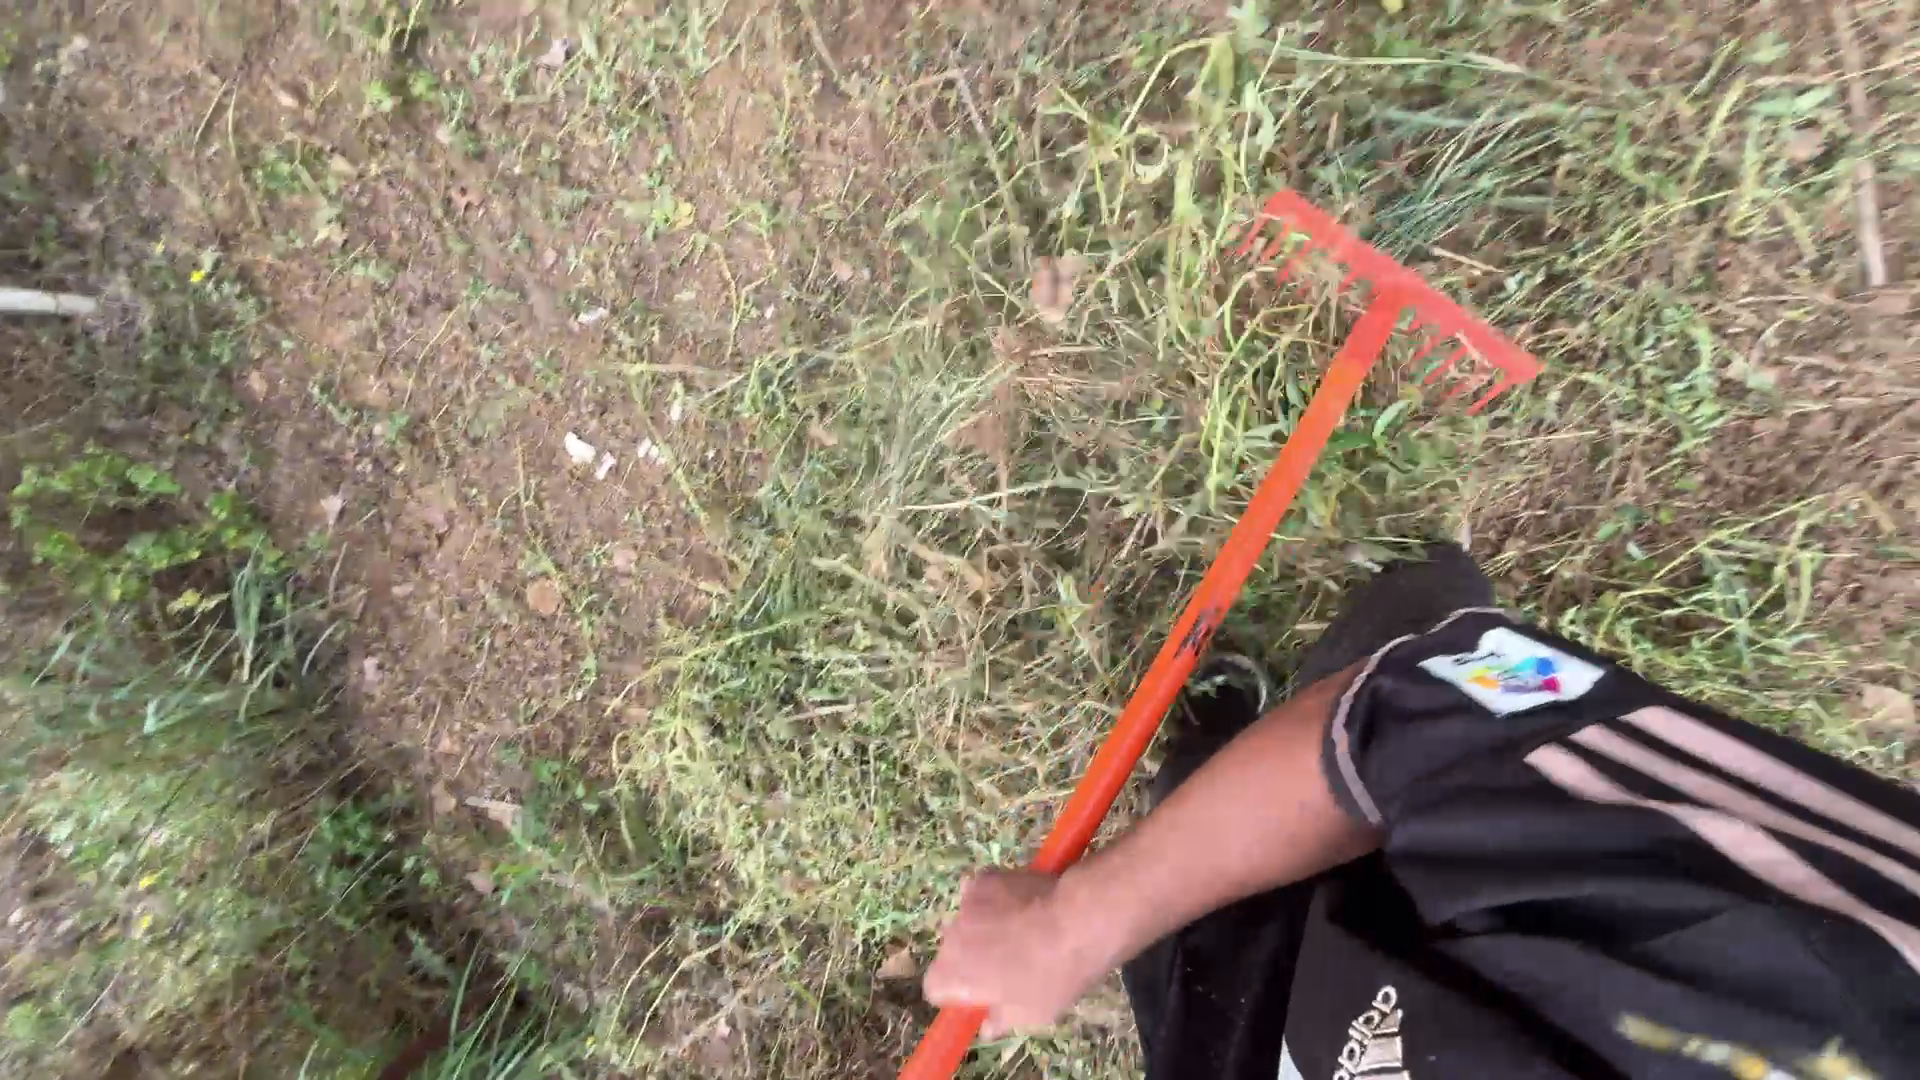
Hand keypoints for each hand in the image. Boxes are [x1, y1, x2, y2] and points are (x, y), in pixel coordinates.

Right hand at [921, 867, 1115, 1037]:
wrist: (1075, 918)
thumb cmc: (1051, 976)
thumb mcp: (1029, 1015)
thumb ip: (999, 1020)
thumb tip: (987, 1025)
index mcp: (954, 973)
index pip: (934, 987)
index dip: (955, 993)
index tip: (980, 995)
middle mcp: (951, 935)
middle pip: (951, 951)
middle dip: (970, 958)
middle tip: (1005, 963)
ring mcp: (967, 900)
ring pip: (968, 920)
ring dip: (982, 927)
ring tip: (1018, 929)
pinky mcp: (985, 876)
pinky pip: (981, 892)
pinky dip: (994, 899)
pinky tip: (1020, 903)